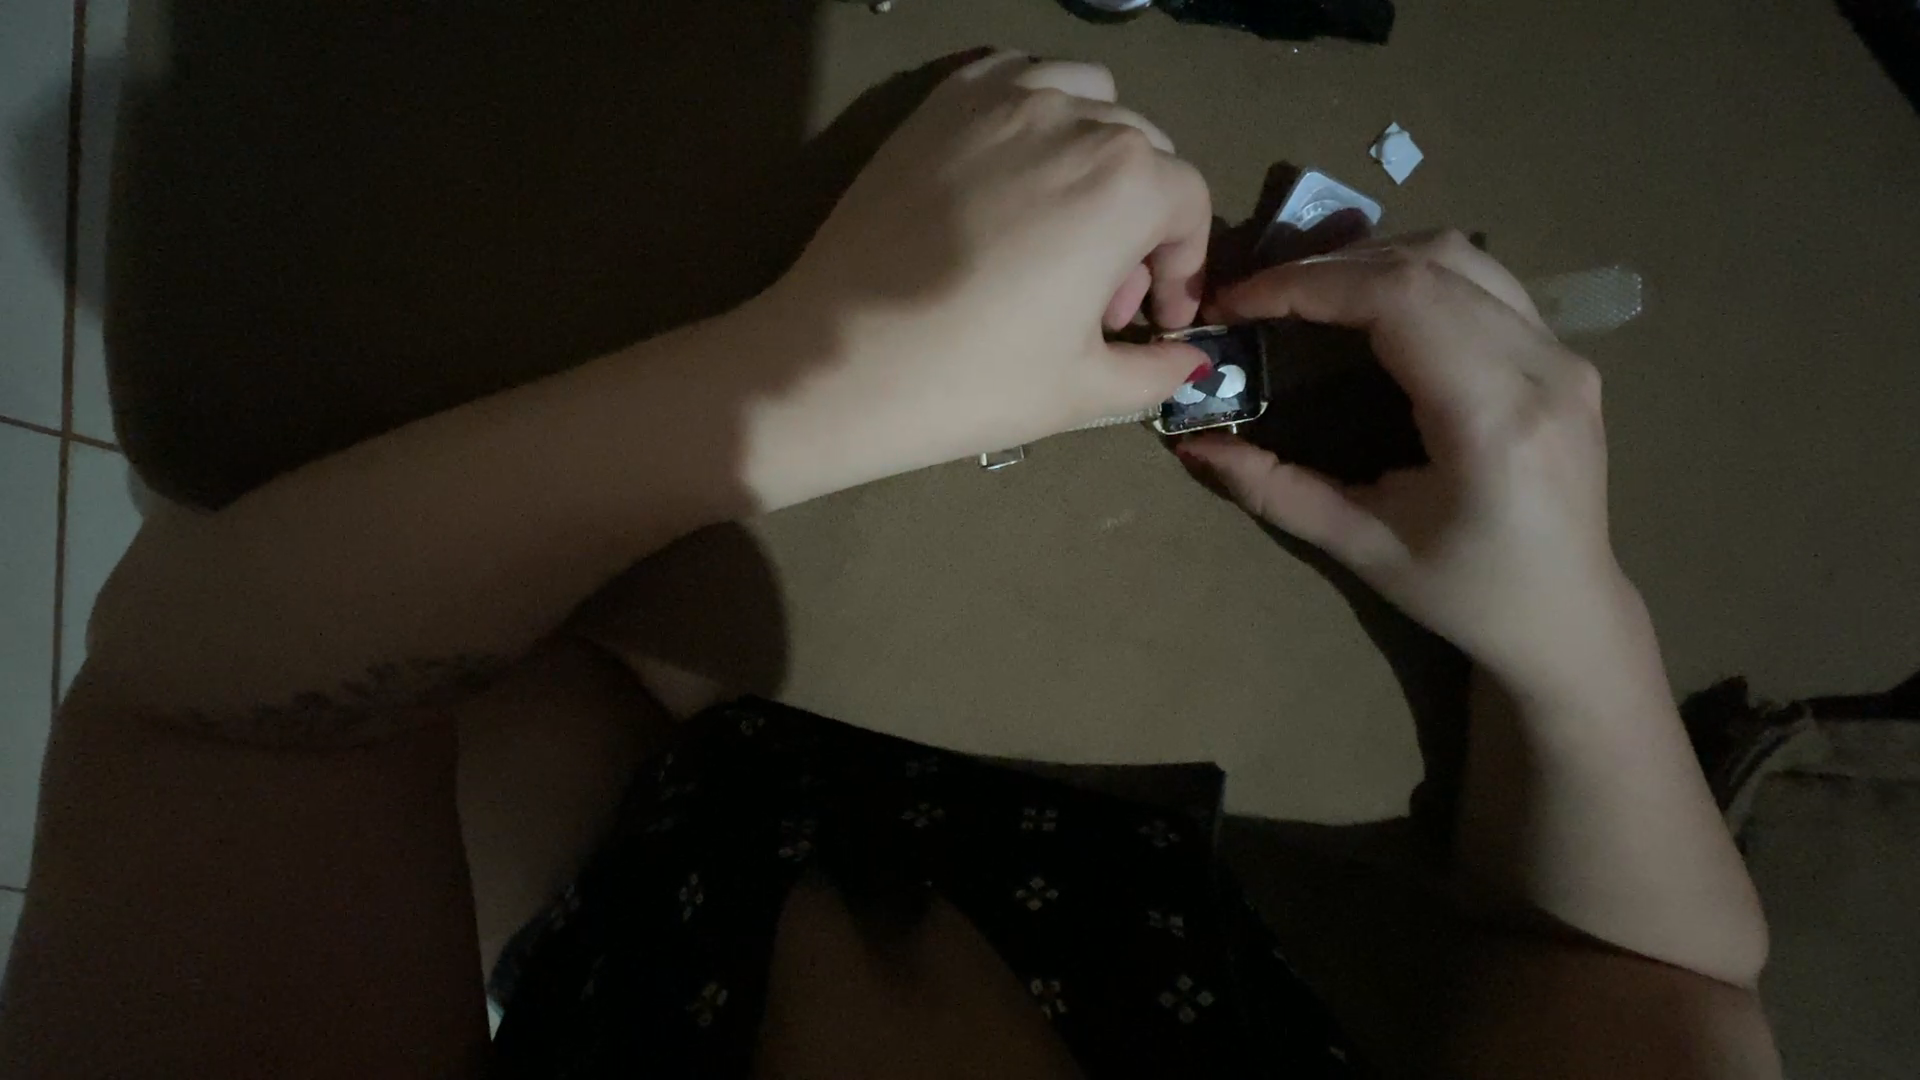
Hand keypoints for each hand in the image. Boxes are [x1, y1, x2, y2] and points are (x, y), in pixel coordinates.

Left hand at [742, 51, 1211, 498]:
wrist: (837, 364)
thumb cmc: (972, 384)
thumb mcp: (1082, 392)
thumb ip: (1154, 373)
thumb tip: (1190, 364)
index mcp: (1124, 182)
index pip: (1188, 203)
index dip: (1183, 266)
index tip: (1157, 318)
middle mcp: (1071, 116)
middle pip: (1142, 153)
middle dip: (1140, 227)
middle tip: (1099, 301)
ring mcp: (997, 100)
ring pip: (1084, 103)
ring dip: (1096, 161)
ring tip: (1061, 231)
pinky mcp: (936, 106)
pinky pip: (1014, 81)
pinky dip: (1036, 116)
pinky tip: (1014, 179)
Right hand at [1178, 231, 1650, 696]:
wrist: (1565, 613)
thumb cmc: (1461, 591)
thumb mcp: (1355, 546)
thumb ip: (1271, 489)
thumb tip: (1192, 445)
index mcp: (1495, 417)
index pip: (1400, 299)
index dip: (1308, 285)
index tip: (1237, 302)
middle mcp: (1543, 366)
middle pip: (1428, 262)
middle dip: (1324, 268)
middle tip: (1252, 298)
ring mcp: (1562, 352)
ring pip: (1458, 255)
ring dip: (1366, 261)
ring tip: (1297, 295)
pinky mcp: (1559, 353)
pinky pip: (1478, 278)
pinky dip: (1405, 274)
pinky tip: (1360, 304)